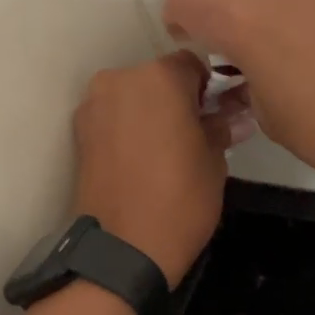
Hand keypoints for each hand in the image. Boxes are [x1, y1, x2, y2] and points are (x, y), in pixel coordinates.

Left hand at [72, 52, 227, 286]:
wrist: (124, 249)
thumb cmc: (180, 202)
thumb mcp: (214, 163)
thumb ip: (221, 128)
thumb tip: (235, 116)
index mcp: (160, 78)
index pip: (194, 65)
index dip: (210, 88)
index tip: (218, 115)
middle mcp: (121, 80)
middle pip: (159, 78)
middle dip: (178, 100)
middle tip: (196, 135)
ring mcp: (94, 106)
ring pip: (134, 98)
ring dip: (152, 114)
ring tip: (169, 152)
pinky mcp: (80, 133)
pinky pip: (115, 119)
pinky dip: (130, 130)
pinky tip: (145, 161)